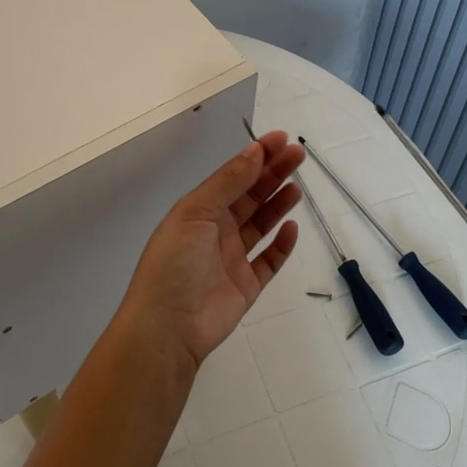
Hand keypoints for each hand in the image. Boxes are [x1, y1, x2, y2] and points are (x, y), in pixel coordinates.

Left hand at [117, 132, 304, 366]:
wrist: (168, 327)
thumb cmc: (175, 263)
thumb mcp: (196, 213)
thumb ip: (227, 183)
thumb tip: (254, 152)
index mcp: (198, 210)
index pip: (231, 176)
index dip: (255, 157)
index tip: (280, 139)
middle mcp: (215, 231)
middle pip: (249, 196)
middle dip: (272, 174)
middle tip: (298, 155)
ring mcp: (231, 259)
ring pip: (260, 224)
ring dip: (278, 203)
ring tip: (298, 184)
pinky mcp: (246, 286)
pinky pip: (269, 260)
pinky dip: (282, 244)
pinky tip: (292, 227)